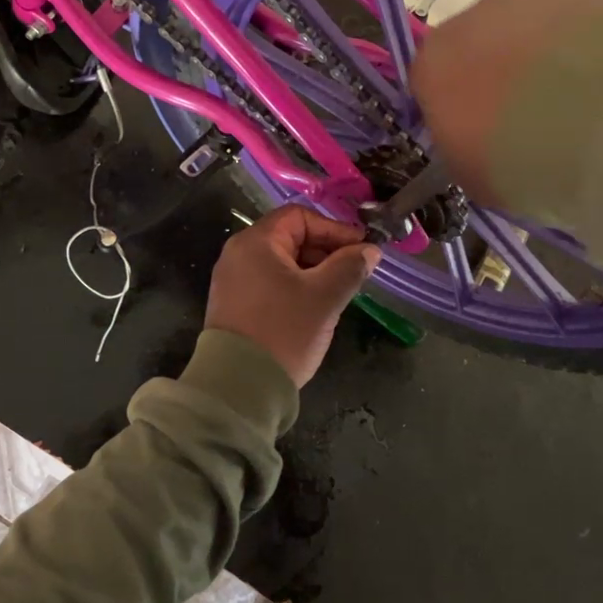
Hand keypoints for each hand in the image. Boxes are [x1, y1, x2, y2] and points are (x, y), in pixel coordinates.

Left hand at [204, 205, 382, 386]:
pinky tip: (315, 307)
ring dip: (313, 272)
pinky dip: (295, 287)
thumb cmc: (283, 332)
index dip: (334, 229)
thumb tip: (369, 251)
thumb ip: (350, 267)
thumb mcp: (324, 297)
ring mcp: (233, 281)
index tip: (362, 250)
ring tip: (339, 292)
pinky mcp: (234, 305)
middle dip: (326, 251)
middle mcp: (238, 254)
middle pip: (289, 237)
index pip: (299, 216)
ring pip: (282, 263)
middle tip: (355, 273)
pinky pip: (270, 283)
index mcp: (255, 242)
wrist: (239, 386)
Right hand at [411, 0, 602, 202]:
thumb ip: (464, 149)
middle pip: (477, 45)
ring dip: (546, 57)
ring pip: (529, 29)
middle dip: (499, 74)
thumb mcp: (474, 176)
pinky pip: (576, 22)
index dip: (455, 107)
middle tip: (532, 118)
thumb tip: (476, 140)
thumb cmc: (521, 158)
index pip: (430, 82)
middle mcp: (471, 19)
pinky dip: (588, 45)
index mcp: (432, 66)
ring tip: (582, 101)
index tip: (479, 135)